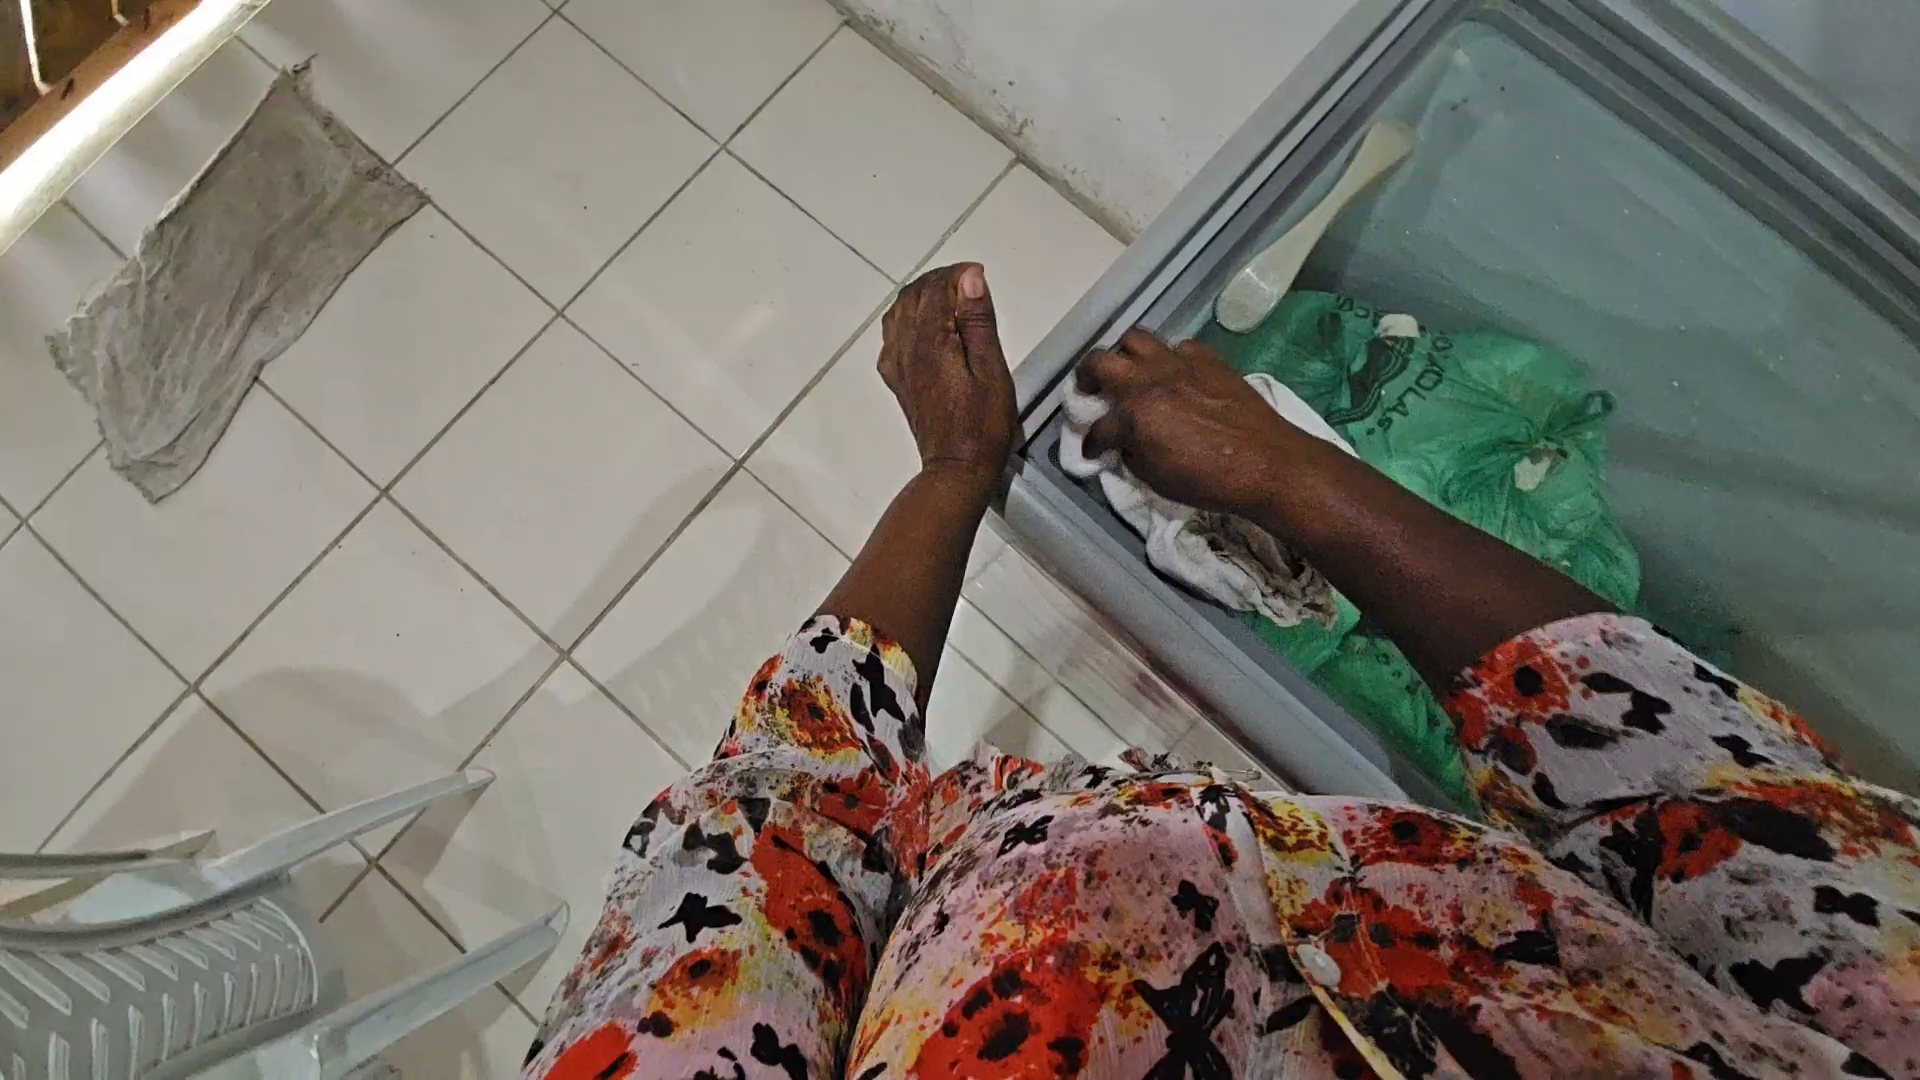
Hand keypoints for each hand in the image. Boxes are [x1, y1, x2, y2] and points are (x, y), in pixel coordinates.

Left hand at [878, 263, 1018, 488]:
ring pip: (898, 313)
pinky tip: (926, 328)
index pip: (935, 288)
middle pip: (912, 296)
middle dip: (938, 281)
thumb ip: (978, 322)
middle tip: (968, 284)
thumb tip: (969, 279)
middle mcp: (905, 348)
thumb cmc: (982, 425)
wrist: (956, 468)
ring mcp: (897, 365)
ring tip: (950, 301)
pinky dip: (907, 320)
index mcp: (929, 341)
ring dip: (921, 298)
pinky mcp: (897, 381)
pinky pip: (892, 337)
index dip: (957, 275)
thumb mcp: (992, 370)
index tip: (978, 275)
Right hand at [1079, 328, 1311, 516]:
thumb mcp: (1156, 479)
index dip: (1091, 442)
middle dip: (1086, 376)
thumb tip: (1124, 443)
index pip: (1098, 427)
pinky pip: (1176, 347)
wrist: (1266, 463)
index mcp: (1134, 416)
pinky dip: (1166, 359)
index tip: (1093, 450)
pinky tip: (1172, 376)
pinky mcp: (1206, 359)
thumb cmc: (1208, 481)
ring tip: (1126, 370)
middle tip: (1089, 389)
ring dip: (1122, 354)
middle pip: (1099, 362)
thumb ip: (1131, 454)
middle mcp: (1150, 381)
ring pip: (1134, 339)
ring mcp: (1178, 364)